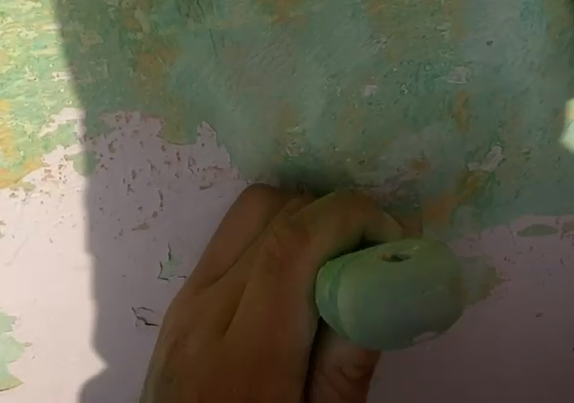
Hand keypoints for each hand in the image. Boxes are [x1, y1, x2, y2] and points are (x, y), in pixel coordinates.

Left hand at [143, 185, 402, 402]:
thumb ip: (350, 360)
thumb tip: (386, 278)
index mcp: (243, 362)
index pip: (291, 246)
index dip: (348, 218)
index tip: (391, 235)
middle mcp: (203, 316)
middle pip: (276, 216)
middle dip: (337, 214)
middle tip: (376, 247)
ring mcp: (186, 301)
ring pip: (253, 210)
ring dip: (305, 214)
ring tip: (337, 253)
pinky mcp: (182, 298)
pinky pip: (233, 233)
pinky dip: (275, 229)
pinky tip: (300, 265)